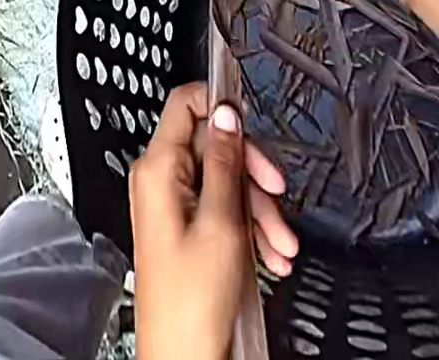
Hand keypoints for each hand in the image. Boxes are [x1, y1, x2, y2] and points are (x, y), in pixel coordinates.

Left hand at [130, 83, 299, 359]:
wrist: (183, 359)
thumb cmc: (191, 302)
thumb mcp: (221, 222)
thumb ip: (226, 162)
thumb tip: (227, 113)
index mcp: (157, 167)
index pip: (183, 104)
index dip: (218, 104)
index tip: (249, 118)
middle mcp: (159, 177)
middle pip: (212, 145)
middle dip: (251, 172)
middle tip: (275, 195)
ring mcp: (171, 201)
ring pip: (223, 179)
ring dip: (257, 207)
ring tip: (281, 243)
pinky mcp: (184, 224)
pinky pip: (220, 206)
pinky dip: (248, 225)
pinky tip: (271, 253)